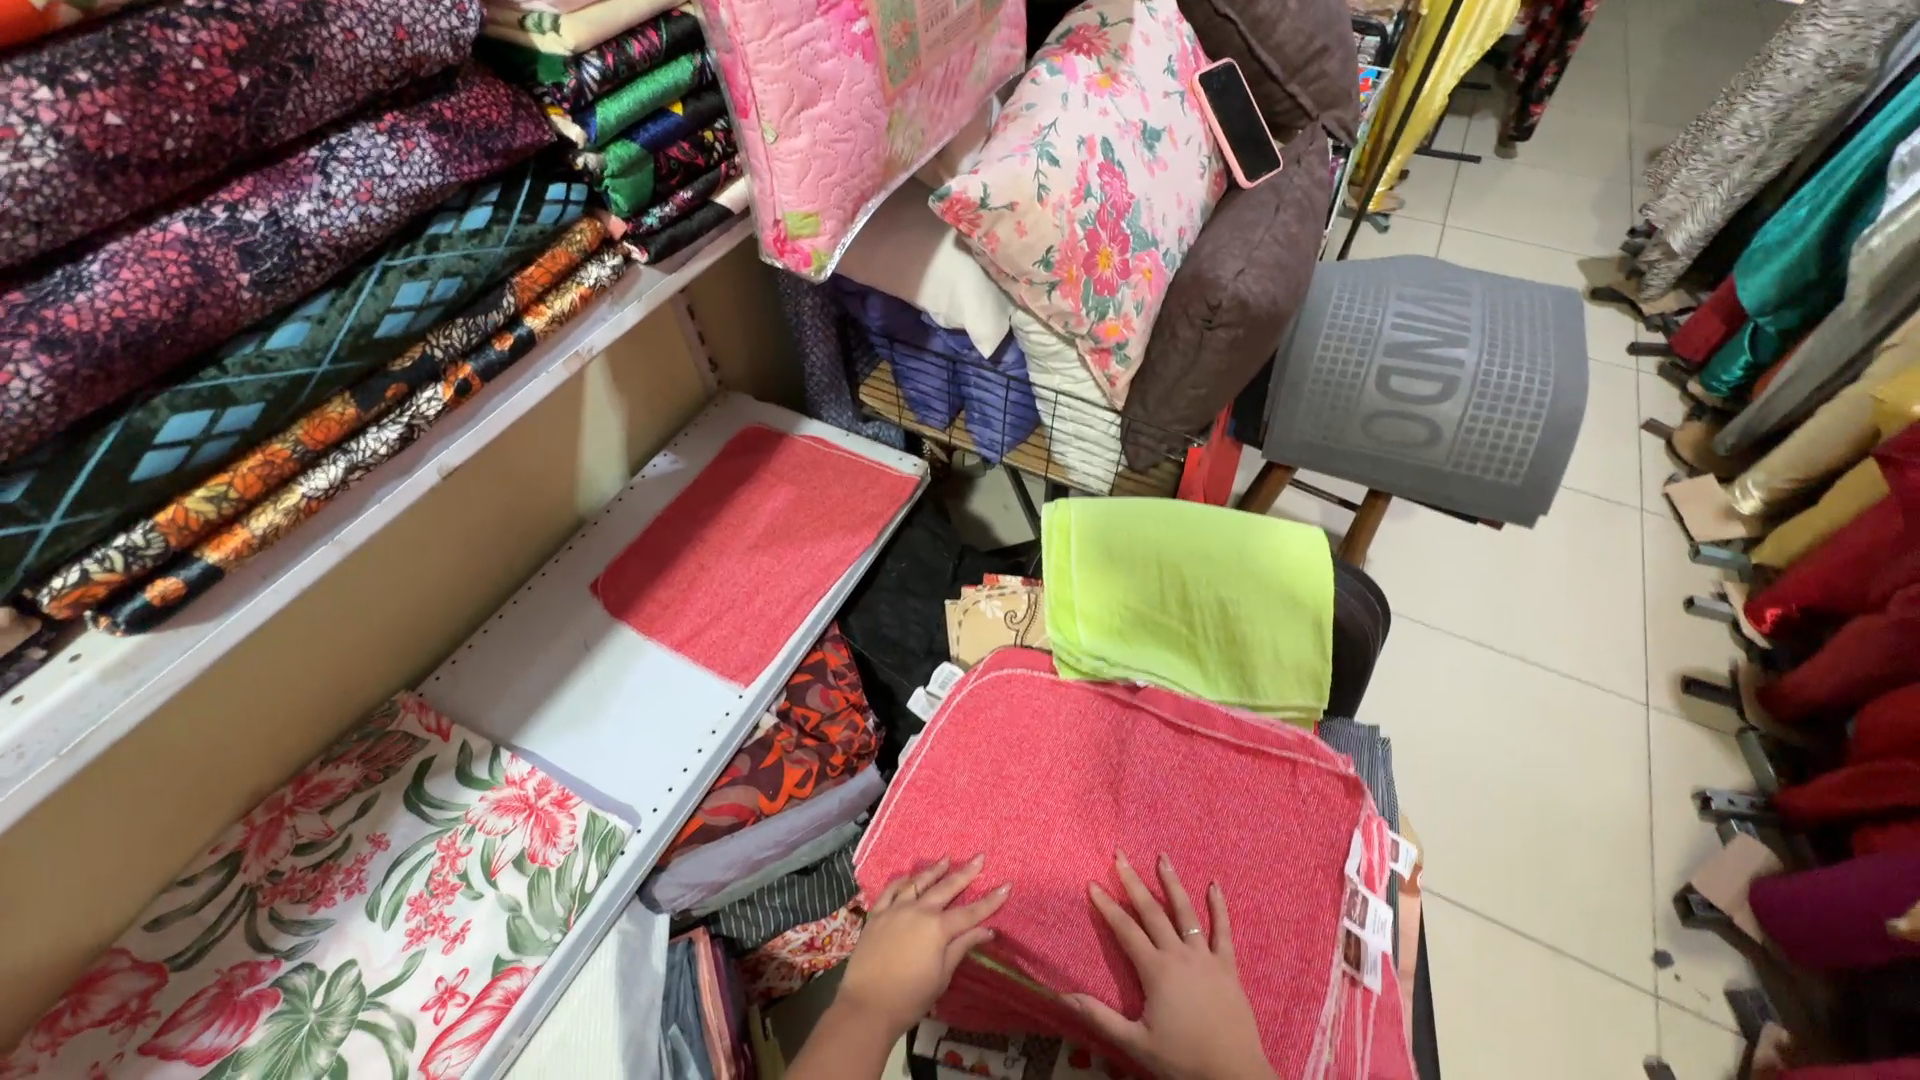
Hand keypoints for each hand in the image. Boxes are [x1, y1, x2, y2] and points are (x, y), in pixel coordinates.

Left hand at [837, 855, 1010, 1037]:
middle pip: (946, 888)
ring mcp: (895, 910)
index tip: (1006, 886)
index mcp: (938, 929)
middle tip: (979, 858)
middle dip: (965, 873)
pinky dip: (902, 881)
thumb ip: (962, 947)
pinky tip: (909, 876)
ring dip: (934, 870)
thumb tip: (987, 930)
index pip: (970, 912)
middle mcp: (918, 911)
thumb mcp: (942, 975)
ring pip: (918, 883)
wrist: (867, 1005)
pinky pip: (890, 890)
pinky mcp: (876, 915)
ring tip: (947, 859)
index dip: (991, 901)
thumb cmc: (910, 997)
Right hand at [1066, 852, 1274, 1079]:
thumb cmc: (1182, 1060)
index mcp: (1155, 971)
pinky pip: (1224, 931)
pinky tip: (1214, 885)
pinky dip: (1219, 907)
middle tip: (1120, 855)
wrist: (1234, 1075)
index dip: (1107, 906)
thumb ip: (1100, 1017)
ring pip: (1186, 912)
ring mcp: (1206, 958)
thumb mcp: (1135, 1043)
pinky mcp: (1228, 966)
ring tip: (1162, 857)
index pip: (1125, 930)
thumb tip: (1064, 996)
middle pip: (1152, 911)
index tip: (1093, 883)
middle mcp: (1179, 955)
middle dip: (1133, 882)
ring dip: (1172, 883)